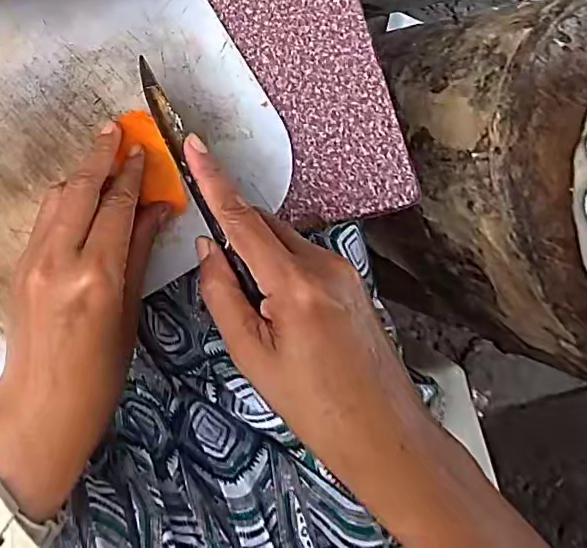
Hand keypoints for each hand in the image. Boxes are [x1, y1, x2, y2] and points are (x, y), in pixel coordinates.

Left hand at [0, 123, 170, 521]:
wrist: (38, 410)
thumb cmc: (98, 376)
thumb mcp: (129, 315)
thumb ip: (139, 253)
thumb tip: (158, 209)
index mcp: (95, 276)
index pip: (116, 208)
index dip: (131, 176)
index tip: (142, 152)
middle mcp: (59, 259)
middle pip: (80, 190)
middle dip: (98, 156)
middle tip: (115, 131)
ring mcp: (32, 259)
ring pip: (56, 197)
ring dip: (79, 172)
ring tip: (100, 155)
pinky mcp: (18, 263)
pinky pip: (44, 217)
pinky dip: (64, 197)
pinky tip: (79, 193)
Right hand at [191, 135, 548, 546]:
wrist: (390, 441)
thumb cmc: (319, 410)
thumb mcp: (252, 357)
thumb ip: (221, 293)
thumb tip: (208, 249)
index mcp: (295, 286)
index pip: (241, 219)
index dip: (212, 179)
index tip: (195, 145)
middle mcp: (323, 266)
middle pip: (261, 224)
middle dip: (234, 231)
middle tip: (222, 273)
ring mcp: (342, 270)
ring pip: (281, 238)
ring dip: (258, 253)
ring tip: (262, 312)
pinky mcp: (350, 279)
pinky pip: (301, 253)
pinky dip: (279, 265)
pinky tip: (283, 311)